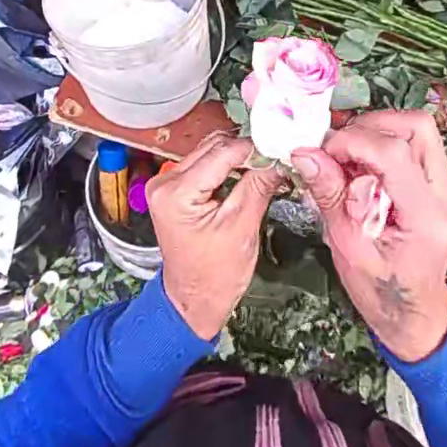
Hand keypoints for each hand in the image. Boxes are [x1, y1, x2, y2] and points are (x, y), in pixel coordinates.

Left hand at [145, 133, 285, 339]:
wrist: (194, 300)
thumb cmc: (214, 274)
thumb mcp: (242, 227)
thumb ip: (259, 185)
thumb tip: (278, 157)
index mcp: (177, 192)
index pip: (223, 152)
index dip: (255, 149)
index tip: (280, 149)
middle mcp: (166, 181)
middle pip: (215, 146)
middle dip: (247, 150)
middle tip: (276, 158)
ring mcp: (168, 183)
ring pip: (211, 150)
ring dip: (239, 156)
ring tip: (265, 166)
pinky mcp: (176, 187)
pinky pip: (206, 162)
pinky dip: (229, 164)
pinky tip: (249, 173)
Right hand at [292, 111, 446, 360]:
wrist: (415, 314)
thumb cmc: (382, 292)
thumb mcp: (347, 247)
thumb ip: (330, 195)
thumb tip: (306, 154)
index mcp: (427, 218)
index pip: (395, 154)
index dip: (354, 142)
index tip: (325, 151)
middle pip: (417, 128)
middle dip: (370, 127)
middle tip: (339, 149)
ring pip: (419, 130)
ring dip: (378, 132)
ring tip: (350, 158)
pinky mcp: (443, 182)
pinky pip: (417, 144)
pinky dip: (385, 144)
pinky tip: (364, 166)